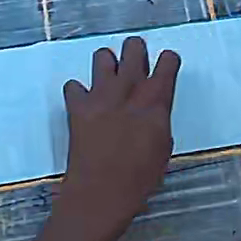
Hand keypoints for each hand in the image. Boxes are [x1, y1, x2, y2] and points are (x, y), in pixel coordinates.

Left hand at [52, 36, 181, 240]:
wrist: (101, 193)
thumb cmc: (140, 178)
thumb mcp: (163, 146)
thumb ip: (158, 118)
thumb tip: (152, 108)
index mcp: (155, 100)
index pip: (167, 61)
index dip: (167, 62)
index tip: (165, 68)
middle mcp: (128, 90)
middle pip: (133, 47)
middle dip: (135, 52)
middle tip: (135, 67)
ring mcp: (100, 95)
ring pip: (102, 56)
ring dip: (107, 65)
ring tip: (109, 82)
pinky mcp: (77, 106)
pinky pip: (73, 85)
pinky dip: (78, 93)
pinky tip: (84, 105)